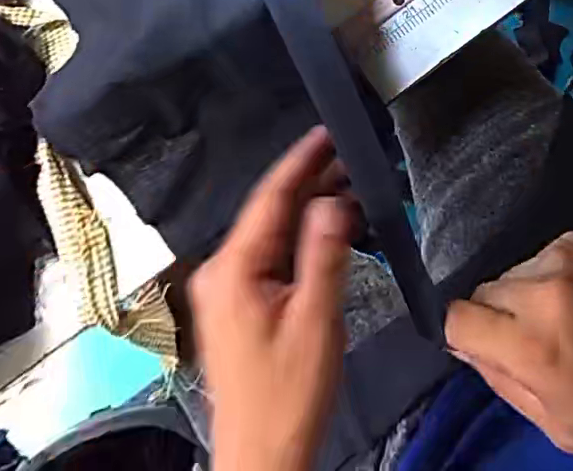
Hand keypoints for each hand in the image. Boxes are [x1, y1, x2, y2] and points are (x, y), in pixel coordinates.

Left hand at [190, 127, 355, 470]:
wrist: (263, 459)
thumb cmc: (287, 396)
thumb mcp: (315, 321)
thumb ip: (324, 253)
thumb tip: (333, 199)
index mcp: (233, 269)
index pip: (270, 197)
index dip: (301, 160)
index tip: (327, 133)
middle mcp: (223, 270)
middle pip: (271, 210)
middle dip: (312, 182)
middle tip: (350, 156)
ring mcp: (229, 286)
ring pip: (274, 230)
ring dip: (311, 208)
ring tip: (349, 184)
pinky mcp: (241, 300)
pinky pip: (274, 252)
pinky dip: (303, 235)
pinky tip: (331, 226)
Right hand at [444, 232, 572, 465]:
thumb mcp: (563, 428)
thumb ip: (503, 382)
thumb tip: (469, 346)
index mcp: (535, 344)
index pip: (458, 316)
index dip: (466, 337)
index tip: (488, 352)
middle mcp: (541, 287)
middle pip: (482, 292)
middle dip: (495, 319)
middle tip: (534, 347)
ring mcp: (561, 255)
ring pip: (509, 273)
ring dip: (521, 297)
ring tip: (566, 324)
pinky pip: (537, 259)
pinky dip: (546, 279)